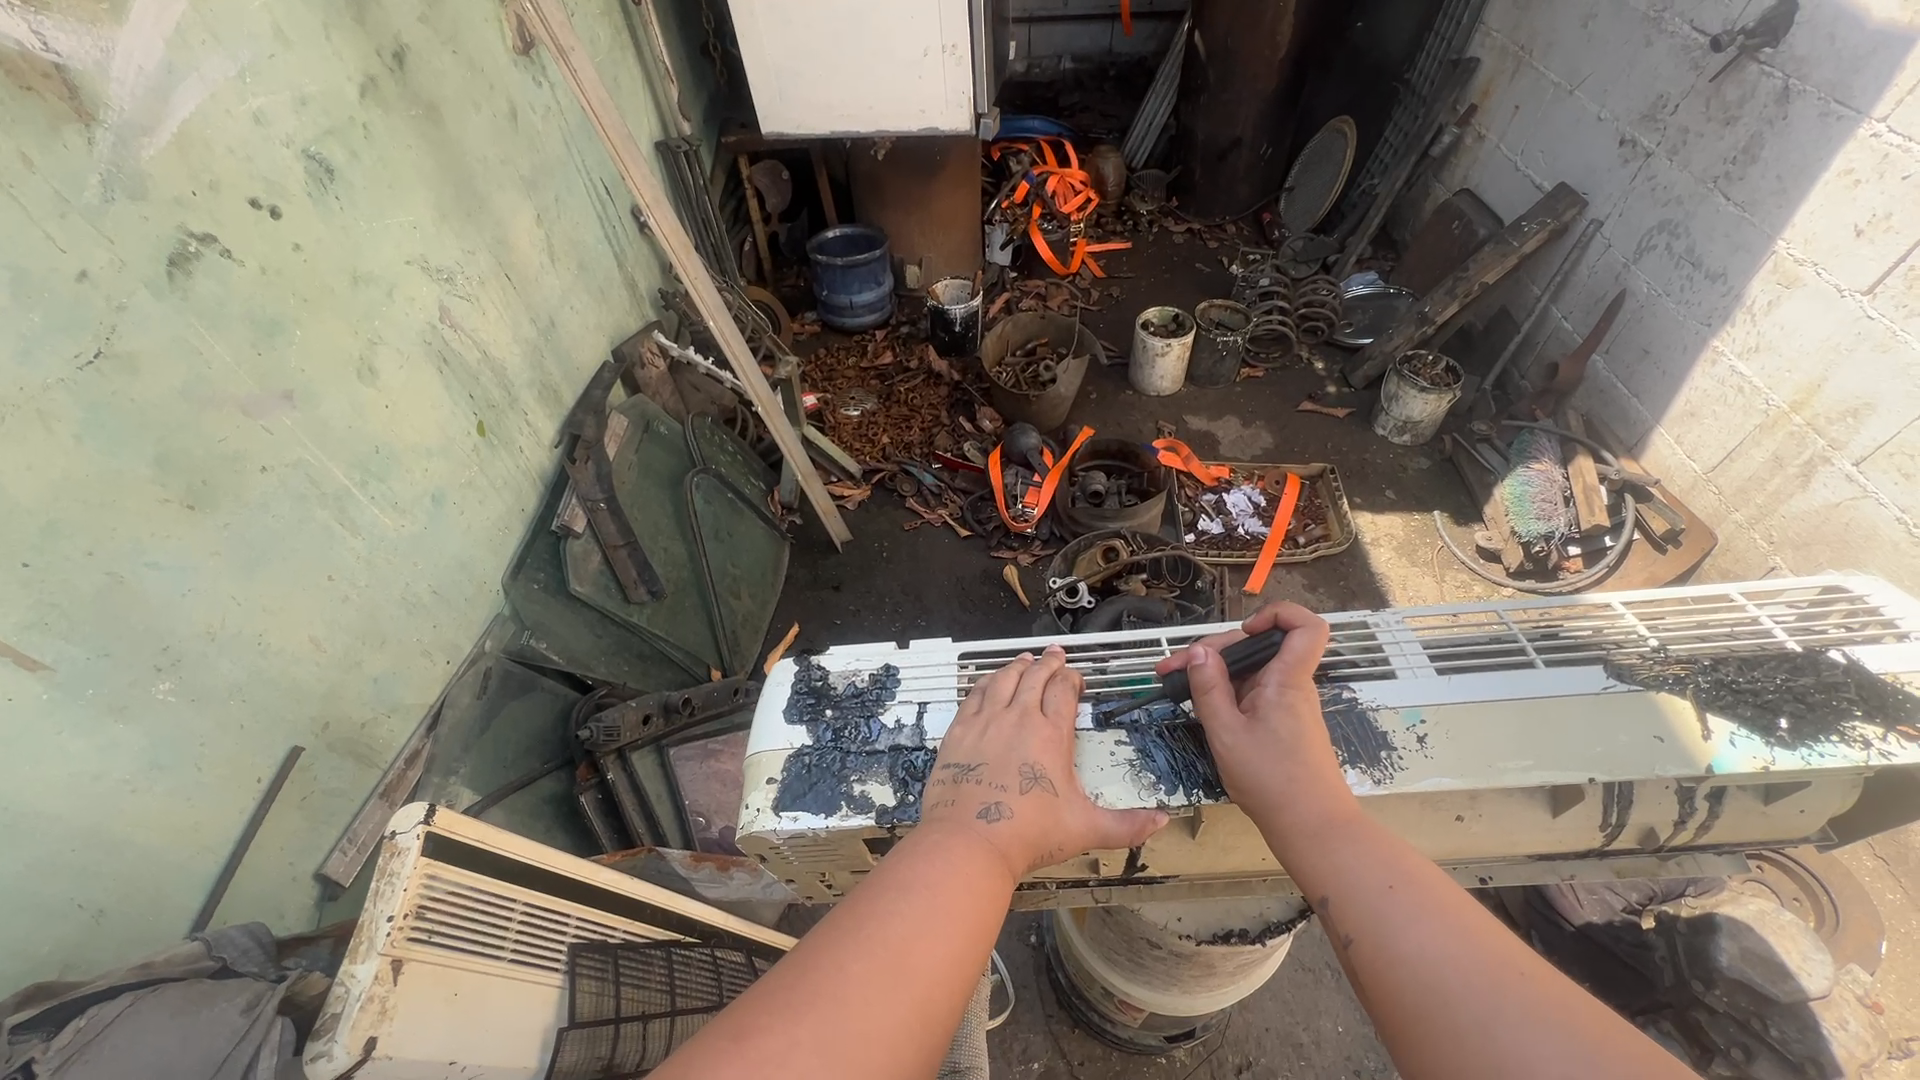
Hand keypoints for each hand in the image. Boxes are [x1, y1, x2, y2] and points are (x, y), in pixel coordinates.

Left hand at [921, 645, 1168, 880]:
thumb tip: (1161, 820)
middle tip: (1055, 654)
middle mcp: (1019, 718)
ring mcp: (986, 721)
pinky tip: (990, 681)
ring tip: (1025, 659)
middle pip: (1035, 676)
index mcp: (1051, 734)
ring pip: (1004, 679)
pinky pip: (975, 694)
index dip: (1072, 679)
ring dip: (1017, 666)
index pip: (1064, 690)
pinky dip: (987, 682)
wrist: (970, 842)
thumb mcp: (1085, 829)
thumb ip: (1126, 825)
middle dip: (1048, 663)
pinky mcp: (959, 731)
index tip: (1075, 679)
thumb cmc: (1028, 834)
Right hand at [1154, 602, 1356, 849]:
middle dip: (1212, 650)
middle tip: (1171, 670)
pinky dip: (1224, 691)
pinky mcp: (1281, 722)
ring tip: (1174, 685)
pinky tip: (1199, 704)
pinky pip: (1251, 691)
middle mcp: (1291, 685)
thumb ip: (1209, 689)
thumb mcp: (1227, 733)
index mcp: (1287, 680)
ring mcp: (1287, 704)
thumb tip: (1197, 652)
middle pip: (1257, 646)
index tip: (1242, 632)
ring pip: (1250, 669)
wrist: (1311, 827)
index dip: (1277, 615)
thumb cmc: (1271, 780)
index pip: (1305, 626)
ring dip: (1213, 672)